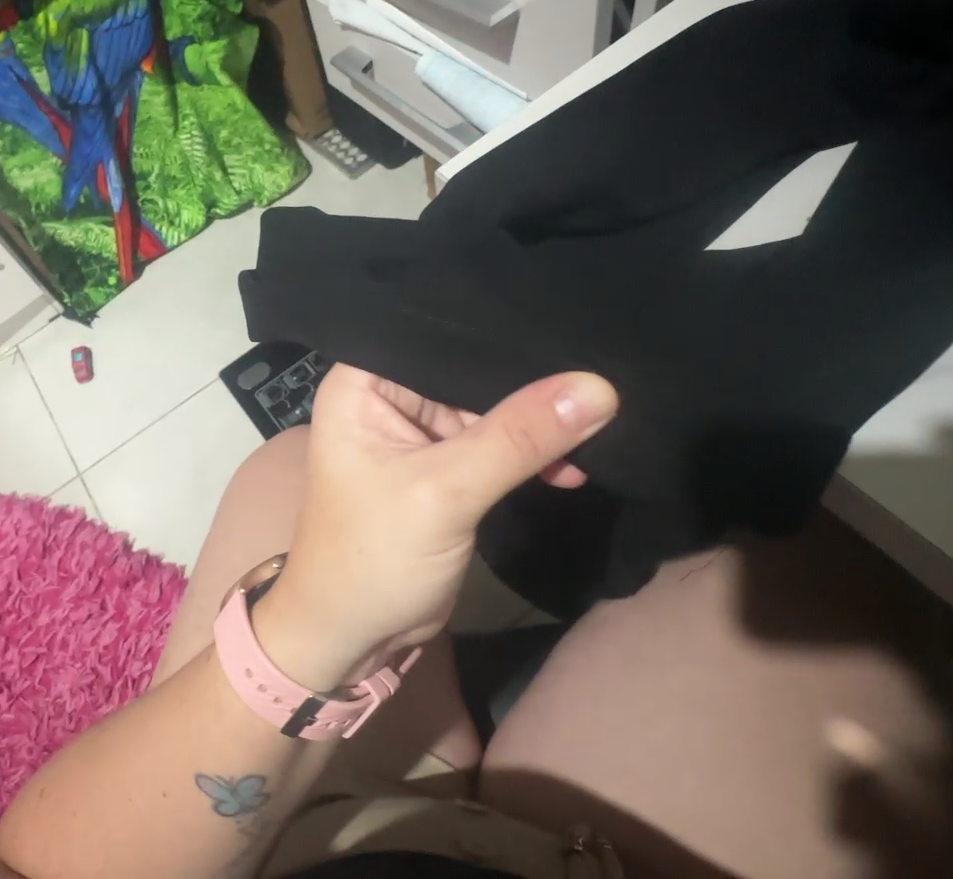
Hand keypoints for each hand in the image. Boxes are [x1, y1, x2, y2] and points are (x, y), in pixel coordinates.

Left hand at [255, 365, 617, 689]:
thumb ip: (518, 438)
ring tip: (600, 425)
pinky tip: (573, 465)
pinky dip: (528, 454)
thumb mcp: (445, 492)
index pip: (434, 334)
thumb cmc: (372, 555)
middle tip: (600, 369)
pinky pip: (491, 442)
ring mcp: (413, 433)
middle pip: (464, 370)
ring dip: (535, 423)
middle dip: (525, 379)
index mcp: (361, 383)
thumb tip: (599, 386)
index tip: (562, 319)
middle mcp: (383, 397)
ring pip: (485, 407)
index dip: (493, 329)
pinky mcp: (439, 467)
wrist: (352, 634)